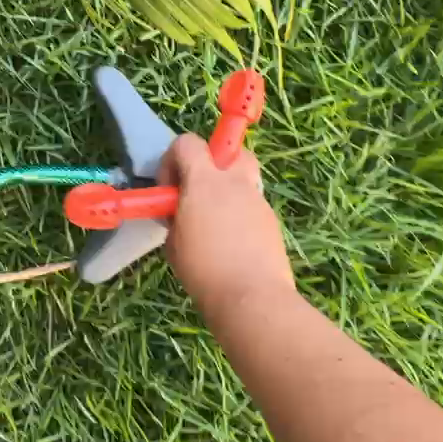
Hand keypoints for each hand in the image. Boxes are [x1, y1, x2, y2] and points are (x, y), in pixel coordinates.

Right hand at [161, 132, 294, 314]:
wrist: (252, 299)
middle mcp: (235, 183)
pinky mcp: (272, 222)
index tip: (170, 188)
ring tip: (215, 225)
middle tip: (200, 191)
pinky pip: (252, 207)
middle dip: (215, 163)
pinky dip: (241, 216)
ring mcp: (258, 201)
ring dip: (228, 192)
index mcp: (204, 181)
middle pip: (231, 151)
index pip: (187, 143)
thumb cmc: (203, 269)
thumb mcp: (173, 241)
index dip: (173, 159)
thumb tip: (180, 214)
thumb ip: (175, 217)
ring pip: (244, 180)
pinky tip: (233, 245)